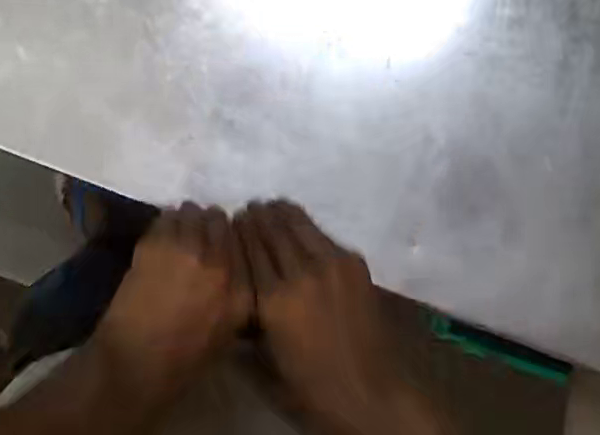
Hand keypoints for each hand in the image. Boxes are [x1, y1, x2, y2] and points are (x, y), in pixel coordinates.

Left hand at [92, 203, 251, 402]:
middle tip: (199, 234)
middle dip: (210, 224)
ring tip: (179, 232)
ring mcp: (187, 248)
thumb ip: (235, 296)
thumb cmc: (181, 361)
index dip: (232, 238)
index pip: (244, 241)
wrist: (134, 365)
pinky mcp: (157, 242)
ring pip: (192, 211)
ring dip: (187, 220)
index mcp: (241, 289)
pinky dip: (166, 224)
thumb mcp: (225, 334)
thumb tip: (232, 267)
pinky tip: (161, 238)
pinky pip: (166, 217)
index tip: (223, 240)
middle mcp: (219, 261)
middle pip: (219, 220)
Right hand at [236, 201, 449, 434]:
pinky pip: (323, 234)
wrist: (368, 394)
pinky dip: (306, 225)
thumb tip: (231, 294)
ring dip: (281, 212)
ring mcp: (329, 264)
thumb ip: (245, 326)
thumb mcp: (264, 365)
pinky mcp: (352, 261)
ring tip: (272, 204)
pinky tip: (299, 222)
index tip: (233, 220)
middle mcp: (300, 273)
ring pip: (298, 224)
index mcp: (273, 300)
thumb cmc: (310, 388)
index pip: (250, 250)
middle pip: (272, 231)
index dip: (240, 232)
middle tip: (250, 206)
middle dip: (258, 216)